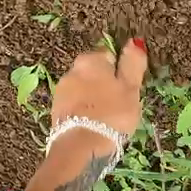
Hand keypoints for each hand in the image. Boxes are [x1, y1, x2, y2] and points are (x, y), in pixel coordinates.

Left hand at [23, 41, 146, 190]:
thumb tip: (135, 42)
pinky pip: (75, 107)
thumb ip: (132, 64)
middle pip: (94, 73)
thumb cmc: (112, 115)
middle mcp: (71, 70)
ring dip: (93, 100)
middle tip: (119, 105)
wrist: (80, 148)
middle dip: (105, 85)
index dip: (120, 71)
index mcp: (90, 60)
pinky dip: (84, 112)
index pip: (109, 55)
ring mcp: (61, 92)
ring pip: (83, 90)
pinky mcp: (56, 111)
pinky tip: (93, 126)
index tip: (127, 89)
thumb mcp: (131, 89)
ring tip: (106, 119)